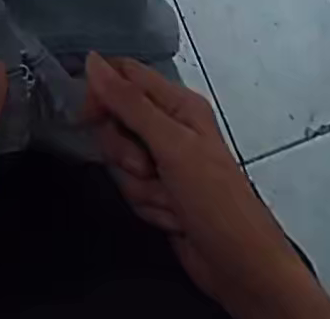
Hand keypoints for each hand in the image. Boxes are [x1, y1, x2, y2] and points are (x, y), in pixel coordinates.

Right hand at [83, 53, 329, 318]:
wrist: (240, 267)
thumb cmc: (213, 198)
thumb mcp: (170, 144)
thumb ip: (129, 103)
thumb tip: (93, 61)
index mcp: (177, 102)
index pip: (126, 75)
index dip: (102, 90)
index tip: (89, 117)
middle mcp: (169, 125)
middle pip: (116, 120)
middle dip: (123, 151)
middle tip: (145, 167)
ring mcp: (164, 160)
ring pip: (120, 159)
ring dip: (139, 185)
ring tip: (168, 199)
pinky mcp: (159, 191)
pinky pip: (130, 187)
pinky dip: (147, 205)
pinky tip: (171, 217)